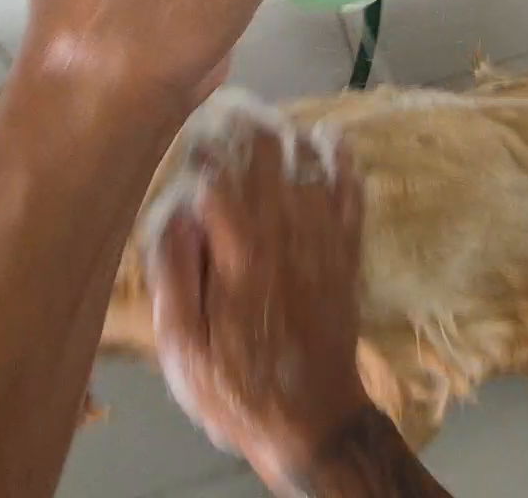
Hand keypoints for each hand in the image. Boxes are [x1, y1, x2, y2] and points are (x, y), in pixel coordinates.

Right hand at [148, 101, 368, 486]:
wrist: (313, 417)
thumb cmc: (236, 386)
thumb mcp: (183, 347)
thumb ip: (175, 272)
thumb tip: (179, 208)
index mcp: (240, 251)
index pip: (221, 175)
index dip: (206, 148)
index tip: (193, 138)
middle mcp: (286, 231)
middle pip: (269, 154)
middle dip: (247, 125)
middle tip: (228, 111)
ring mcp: (324, 235)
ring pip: (310, 161)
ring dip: (287, 133)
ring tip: (265, 120)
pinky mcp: (348, 247)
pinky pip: (351, 190)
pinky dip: (342, 160)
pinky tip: (330, 138)